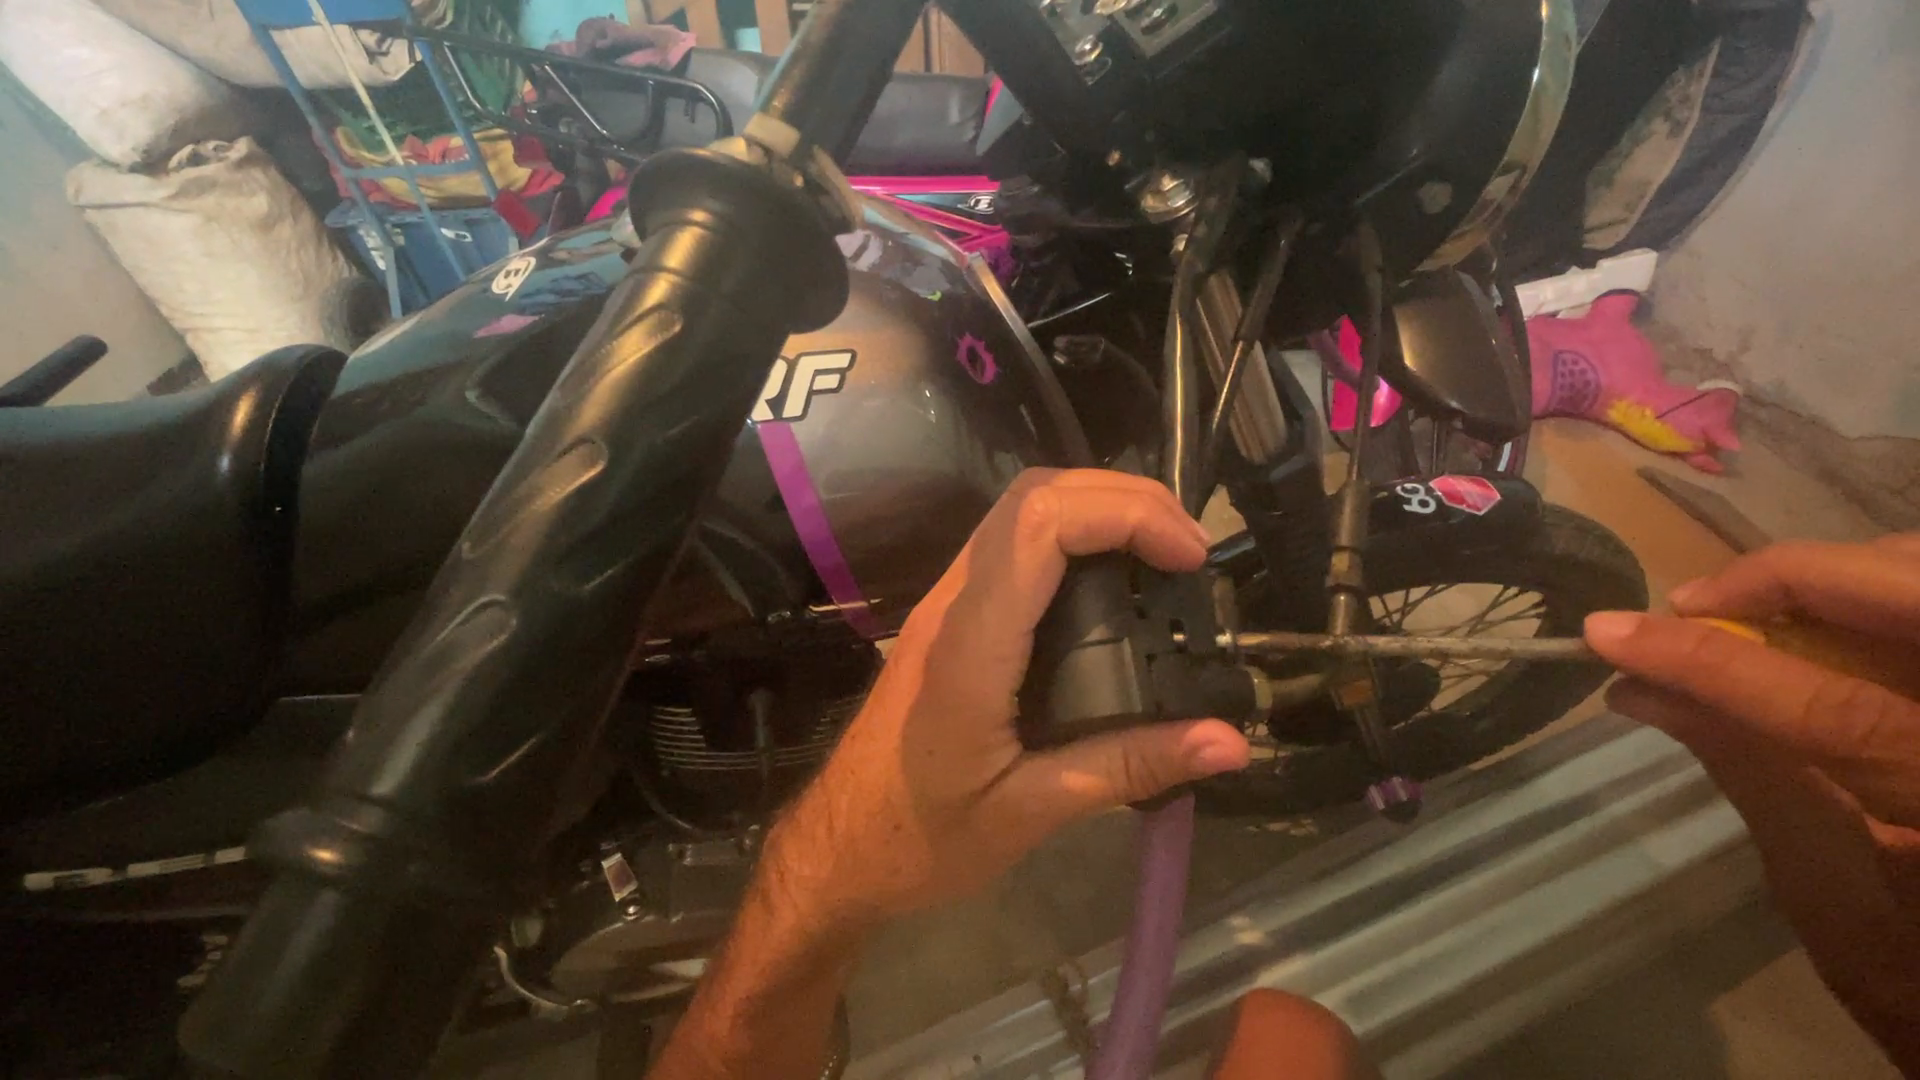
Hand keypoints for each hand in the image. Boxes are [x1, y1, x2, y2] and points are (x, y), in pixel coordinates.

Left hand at [763, 468, 1251, 932]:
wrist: (839, 847)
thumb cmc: (919, 838)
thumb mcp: (1029, 811)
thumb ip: (1127, 767)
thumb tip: (1232, 741)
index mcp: (969, 643)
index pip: (1040, 525)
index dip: (1125, 513)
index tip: (1190, 555)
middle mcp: (951, 604)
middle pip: (1031, 496)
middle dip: (1121, 498)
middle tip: (1189, 549)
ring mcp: (943, 606)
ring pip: (1018, 513)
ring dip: (1096, 511)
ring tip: (1163, 558)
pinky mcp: (948, 621)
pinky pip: (1010, 549)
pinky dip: (1071, 539)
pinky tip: (1112, 585)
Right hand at [1584, 535, 1919, 1072]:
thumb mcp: (1837, 898)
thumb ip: (1754, 774)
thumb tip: (1637, 688)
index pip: (1831, 708)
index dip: (1704, 659)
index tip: (1605, 630)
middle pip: (1916, 593)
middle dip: (1791, 580)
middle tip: (1693, 610)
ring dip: (1834, 582)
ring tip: (1748, 618)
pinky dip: (1871, 603)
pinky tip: (1817, 632)